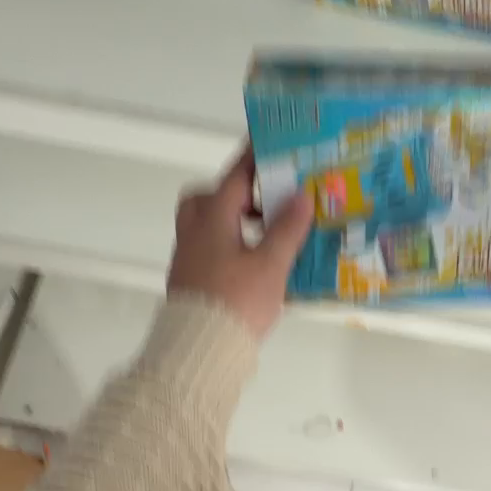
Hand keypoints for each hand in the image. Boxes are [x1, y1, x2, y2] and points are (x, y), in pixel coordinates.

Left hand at [167, 145, 313, 337]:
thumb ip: (287, 229)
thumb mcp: (271, 264)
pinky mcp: (191, 282)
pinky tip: (254, 266)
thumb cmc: (238, 300)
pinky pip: (210, 251)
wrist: (202, 348)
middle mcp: (194, 232)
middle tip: (263, 203)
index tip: (269, 142)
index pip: (236, 177)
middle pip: (208, 199)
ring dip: (233, 223)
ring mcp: (189, 258)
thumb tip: (301, 195)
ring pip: (207, 226)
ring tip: (266, 237)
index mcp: (213, 218)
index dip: (255, 159)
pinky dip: (231, 248)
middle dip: (235, 194)